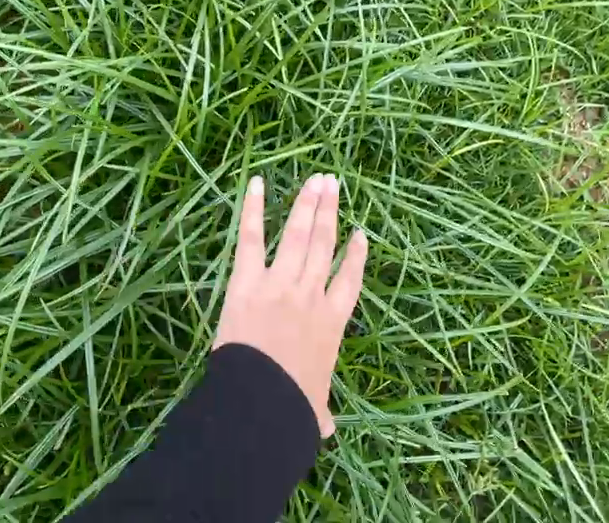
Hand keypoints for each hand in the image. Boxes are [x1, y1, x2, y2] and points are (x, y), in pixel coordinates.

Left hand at [213, 174, 367, 438]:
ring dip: (307, 203)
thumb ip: (320, 412)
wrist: (260, 403)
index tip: (360, 233)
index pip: (350, 280)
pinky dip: (253, 209)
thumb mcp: (313, 412)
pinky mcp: (248, 281)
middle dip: (330, 211)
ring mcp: (281, 283)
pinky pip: (251, 238)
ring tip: (315, 178)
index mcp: (332, 323)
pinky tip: (257, 182)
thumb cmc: (290, 409)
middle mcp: (311, 295)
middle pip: (325, 244)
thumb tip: (327, 429)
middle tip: (333, 183)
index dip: (356, 255)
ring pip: (298, 234)